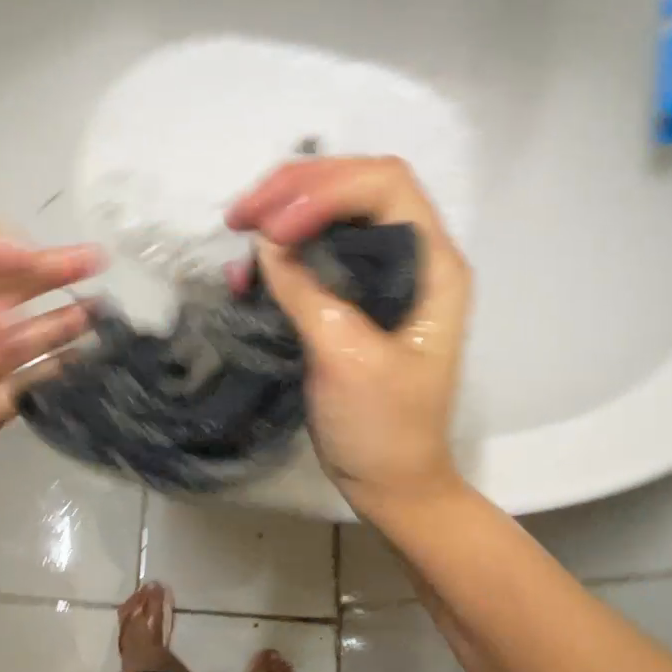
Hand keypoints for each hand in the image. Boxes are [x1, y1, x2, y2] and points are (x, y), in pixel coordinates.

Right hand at [227, 157, 471, 515]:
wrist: (391, 484)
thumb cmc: (383, 429)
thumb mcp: (345, 359)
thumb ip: (308, 293)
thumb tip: (265, 242)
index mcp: (434, 266)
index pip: (384, 186)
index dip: (325, 190)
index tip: (273, 229)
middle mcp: (413, 260)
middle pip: (356, 189)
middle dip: (296, 191)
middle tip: (240, 217)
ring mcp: (383, 281)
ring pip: (333, 218)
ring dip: (282, 219)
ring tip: (237, 237)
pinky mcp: (353, 304)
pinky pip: (316, 258)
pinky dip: (279, 257)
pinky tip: (246, 273)